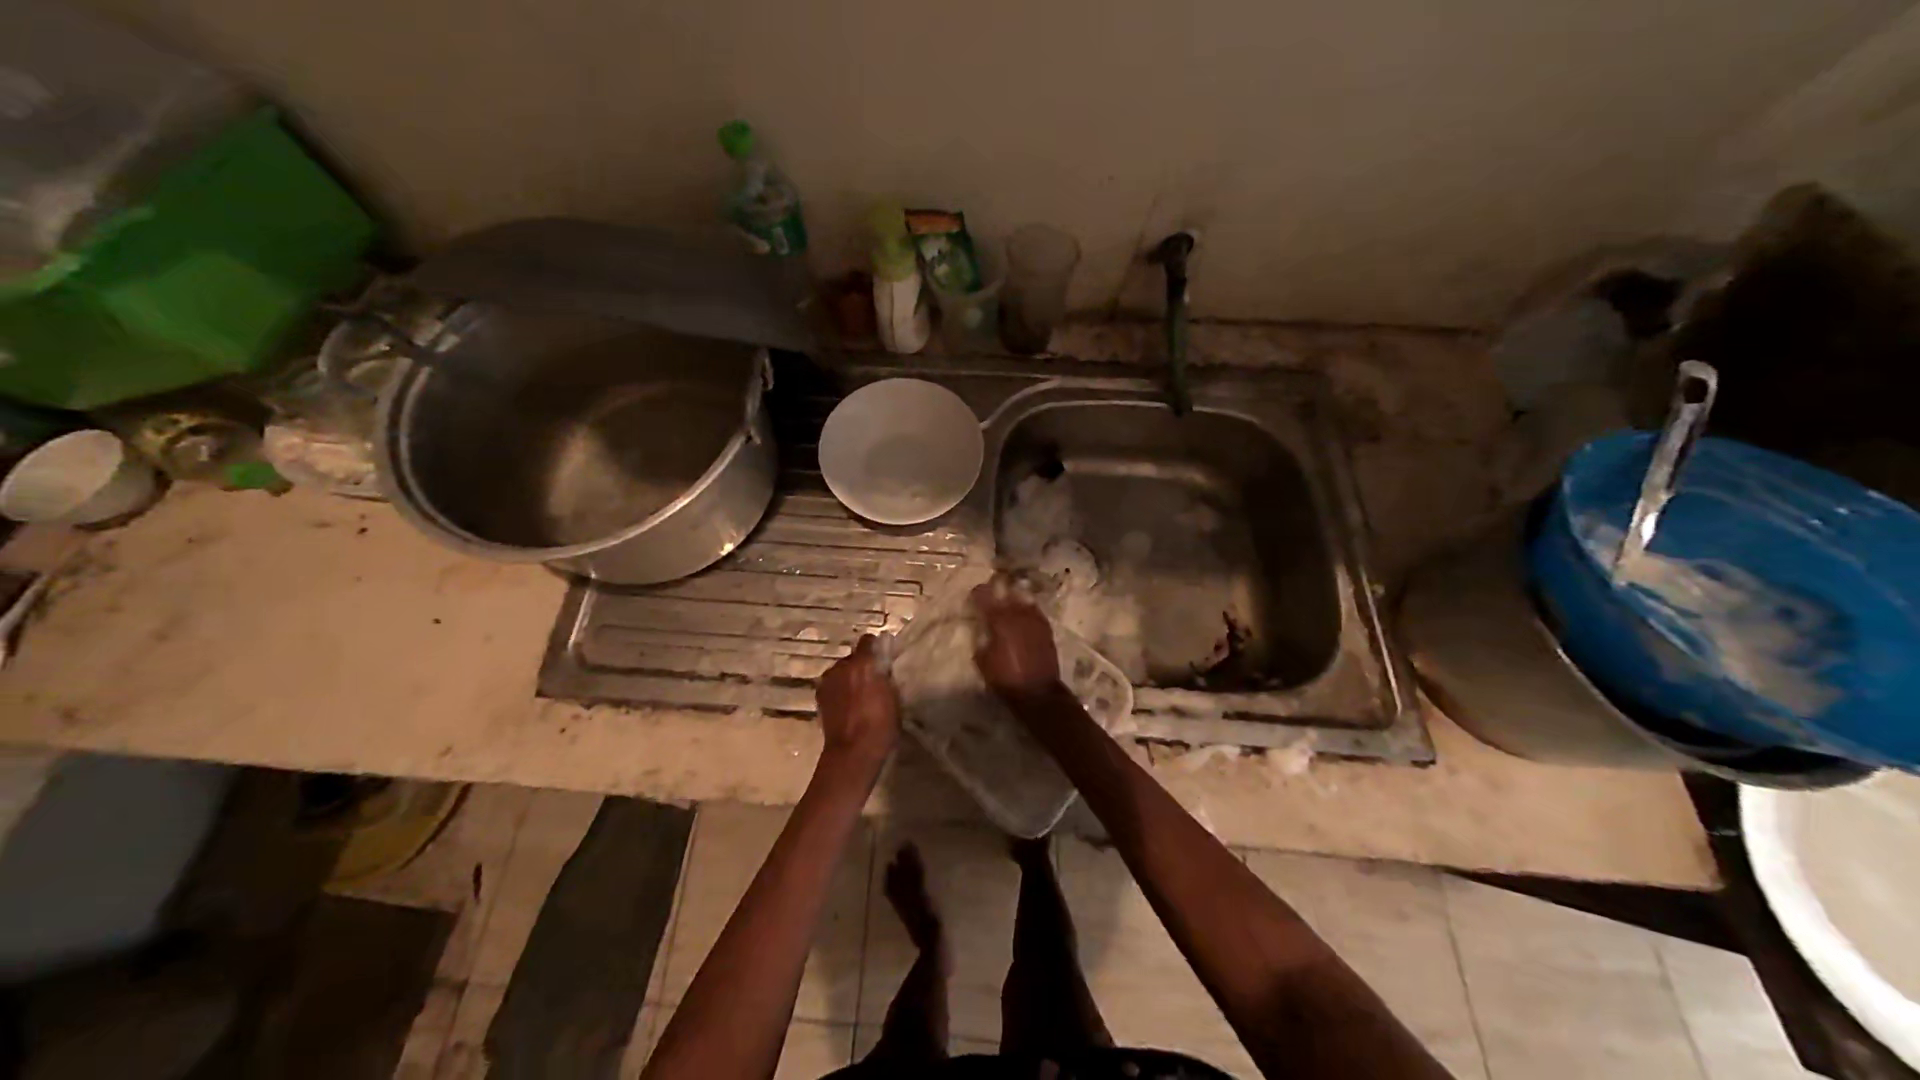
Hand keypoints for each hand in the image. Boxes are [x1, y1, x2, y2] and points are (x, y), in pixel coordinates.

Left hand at [815, 635, 899, 767]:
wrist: (853, 752)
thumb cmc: (882, 725)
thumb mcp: (893, 696)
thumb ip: (886, 676)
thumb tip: (883, 665)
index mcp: (865, 663)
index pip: (868, 640)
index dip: (875, 646)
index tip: (882, 656)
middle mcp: (842, 666)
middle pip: (852, 657)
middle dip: (860, 665)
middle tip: (871, 680)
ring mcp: (827, 680)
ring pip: (840, 671)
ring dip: (848, 677)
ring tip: (857, 695)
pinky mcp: (819, 695)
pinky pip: (832, 685)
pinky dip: (838, 690)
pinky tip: (845, 705)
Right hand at [971, 580, 1062, 700]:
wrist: (1037, 692)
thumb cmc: (1005, 677)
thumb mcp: (982, 659)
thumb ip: (981, 636)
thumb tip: (982, 625)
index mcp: (998, 619)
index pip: (985, 594)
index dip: (977, 593)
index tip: (973, 597)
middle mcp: (1017, 612)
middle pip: (1006, 589)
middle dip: (996, 589)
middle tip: (990, 595)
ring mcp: (1034, 618)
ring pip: (1022, 596)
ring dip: (1013, 597)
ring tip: (1007, 602)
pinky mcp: (1046, 626)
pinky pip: (1034, 609)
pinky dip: (1026, 608)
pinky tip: (1022, 615)